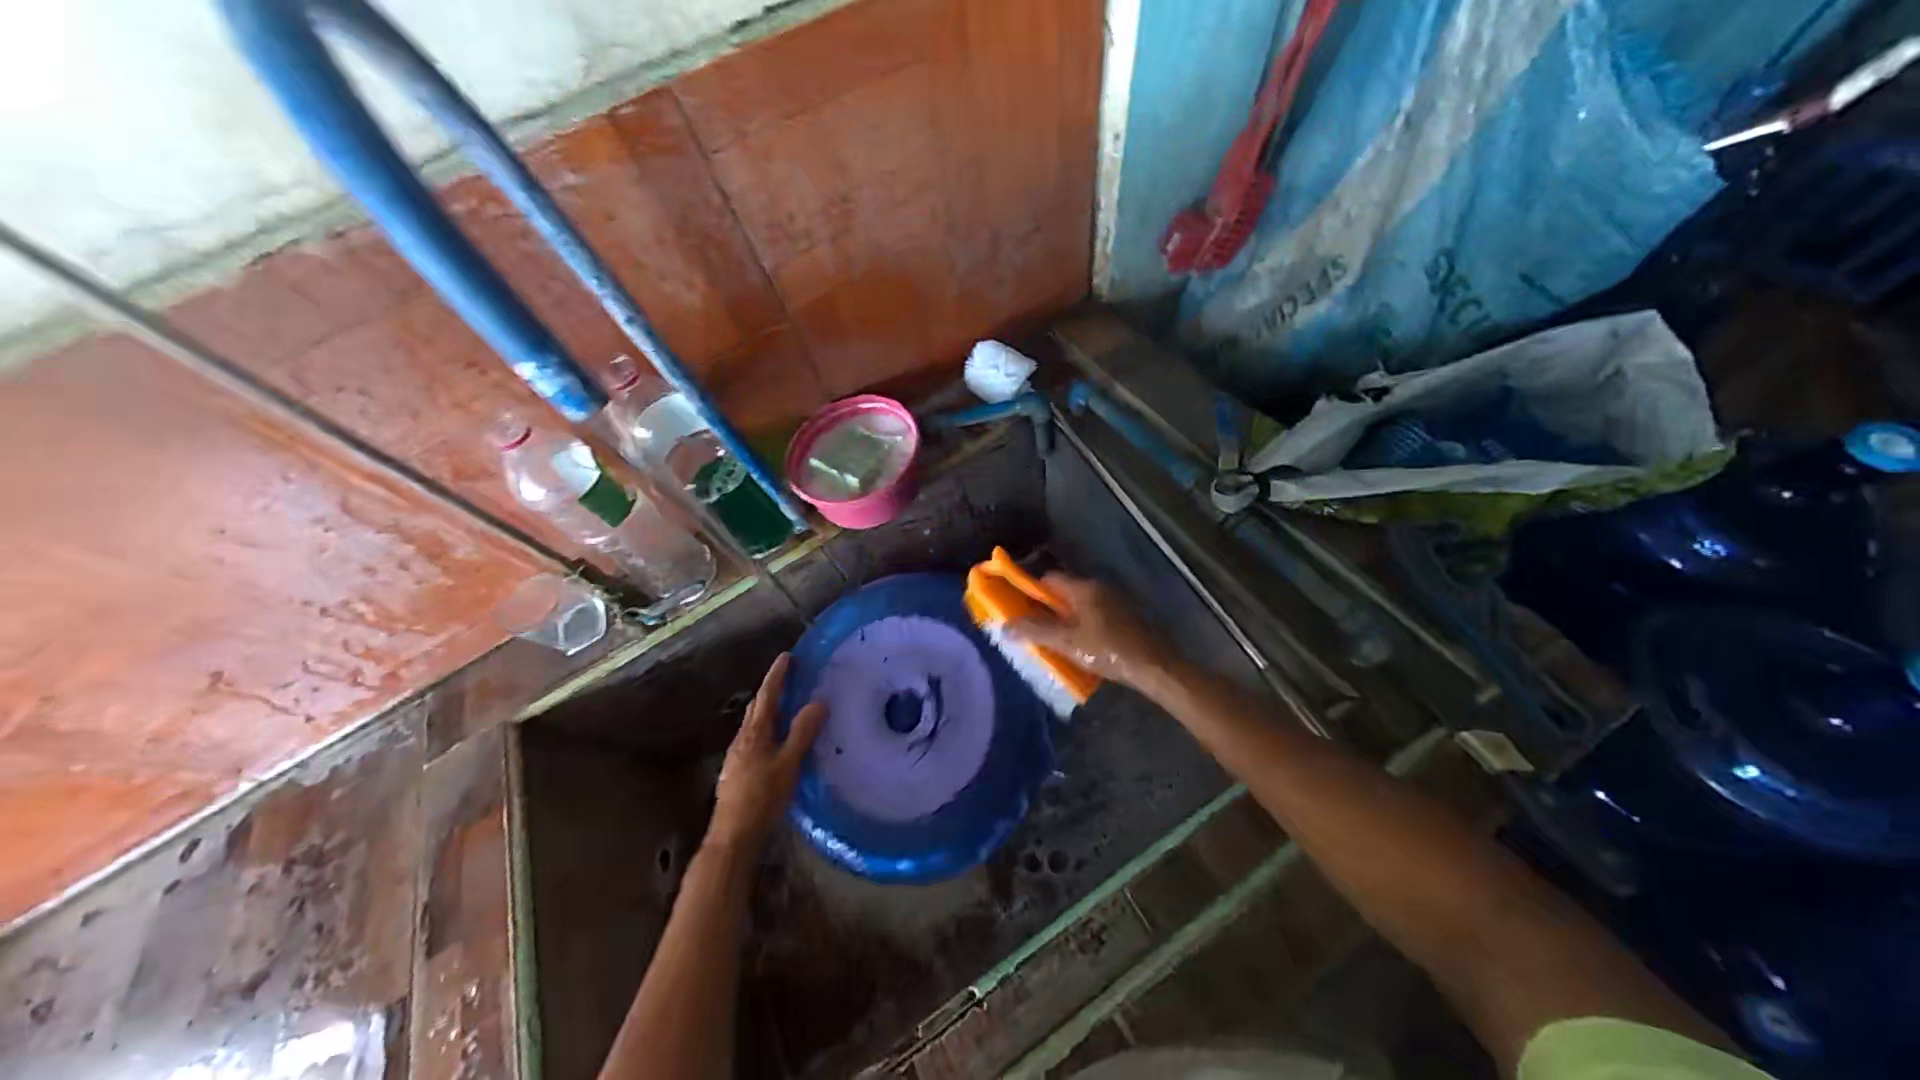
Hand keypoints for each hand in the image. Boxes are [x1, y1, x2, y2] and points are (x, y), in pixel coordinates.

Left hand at [709, 653, 826, 850]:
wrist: (732, 837)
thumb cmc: (762, 799)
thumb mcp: (789, 765)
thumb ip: (803, 733)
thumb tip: (818, 701)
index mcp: (755, 733)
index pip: (767, 696)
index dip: (777, 675)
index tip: (787, 656)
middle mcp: (742, 740)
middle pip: (757, 708)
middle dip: (772, 690)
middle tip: (790, 678)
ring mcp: (737, 757)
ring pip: (753, 725)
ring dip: (768, 711)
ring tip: (786, 707)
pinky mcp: (737, 773)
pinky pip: (753, 740)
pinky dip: (766, 730)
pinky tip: (774, 743)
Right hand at [1004, 573, 1182, 692]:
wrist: (1155, 667)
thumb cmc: (1107, 651)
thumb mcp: (1066, 643)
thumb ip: (1034, 632)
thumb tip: (1004, 625)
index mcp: (1083, 588)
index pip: (1049, 578)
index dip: (1032, 591)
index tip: (1021, 610)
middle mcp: (1100, 587)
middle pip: (1065, 591)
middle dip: (1048, 608)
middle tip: (1036, 629)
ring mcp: (1116, 601)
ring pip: (1081, 603)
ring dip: (1066, 618)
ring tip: (1056, 640)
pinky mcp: (1126, 616)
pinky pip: (1096, 613)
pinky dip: (1084, 624)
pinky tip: (1082, 644)